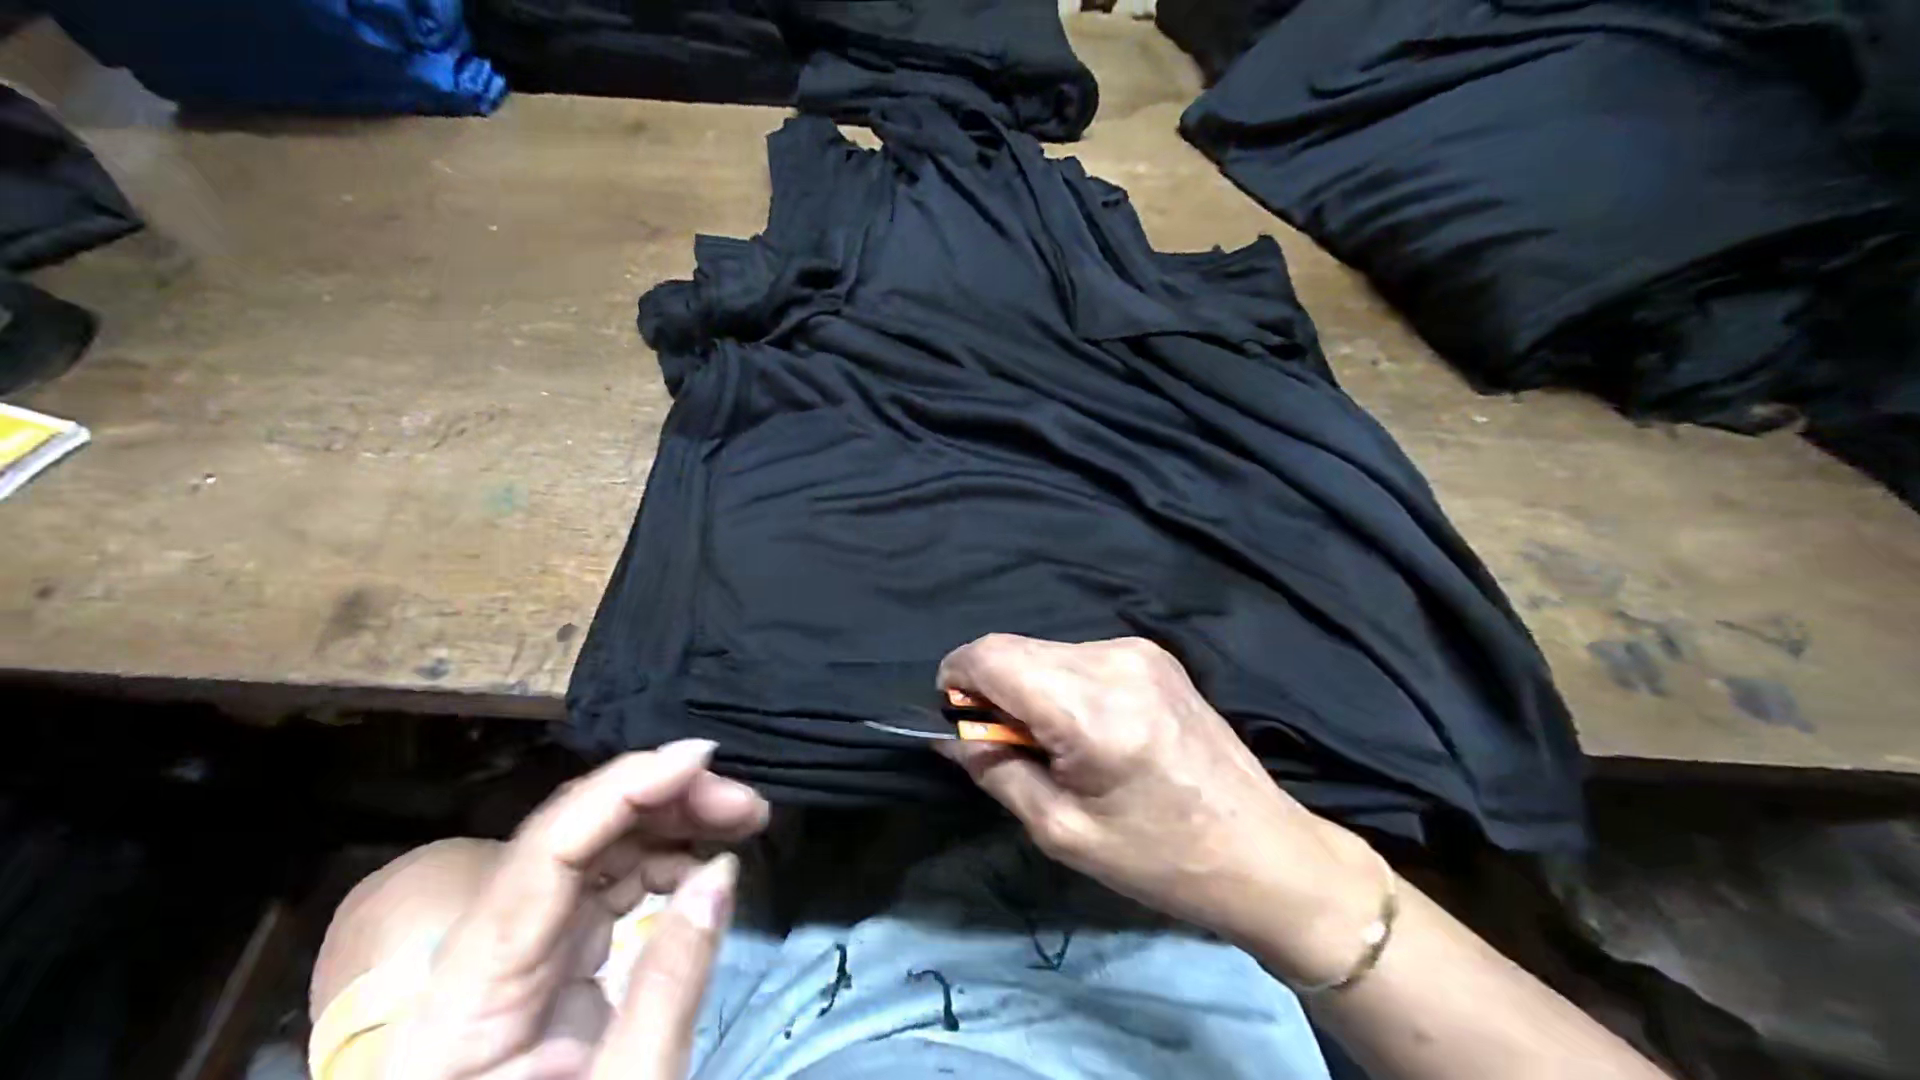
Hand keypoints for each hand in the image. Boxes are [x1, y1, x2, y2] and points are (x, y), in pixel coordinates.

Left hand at [393, 740, 768, 1078]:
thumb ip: (671, 982)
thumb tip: (722, 871)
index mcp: (471, 994)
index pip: (544, 854)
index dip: (622, 789)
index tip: (700, 758)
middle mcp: (481, 953)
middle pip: (569, 837)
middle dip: (662, 799)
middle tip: (745, 803)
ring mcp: (514, 954)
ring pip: (590, 851)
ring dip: (667, 822)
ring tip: (740, 821)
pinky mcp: (544, 962)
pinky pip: (603, 884)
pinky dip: (660, 860)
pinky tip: (704, 864)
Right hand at [937, 634, 1383, 983]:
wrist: (1263, 851)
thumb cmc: (1158, 857)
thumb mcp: (1061, 830)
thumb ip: (996, 770)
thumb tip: (949, 734)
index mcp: (1091, 708)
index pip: (990, 655)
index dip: (957, 680)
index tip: (961, 723)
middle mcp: (1114, 660)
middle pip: (1013, 647)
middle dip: (991, 688)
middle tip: (1009, 745)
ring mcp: (1139, 650)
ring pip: (1044, 649)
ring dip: (1028, 687)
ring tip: (1057, 745)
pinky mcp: (1154, 653)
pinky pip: (1078, 655)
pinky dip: (1060, 683)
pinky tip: (1088, 729)